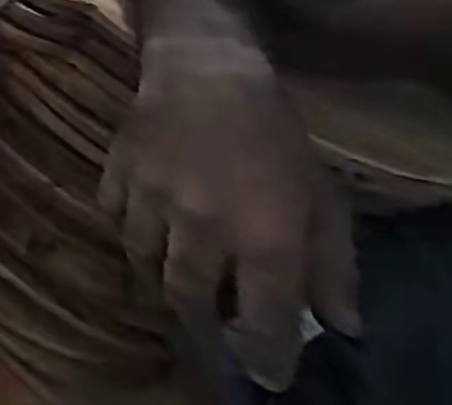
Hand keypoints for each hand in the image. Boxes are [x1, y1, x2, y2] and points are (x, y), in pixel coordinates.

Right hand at [102, 33, 358, 391]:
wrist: (204, 77)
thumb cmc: (275, 140)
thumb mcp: (327, 204)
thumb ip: (334, 269)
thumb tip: (339, 326)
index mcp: (263, 240)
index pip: (264, 323)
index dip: (266, 358)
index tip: (265, 376)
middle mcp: (201, 227)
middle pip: (189, 297)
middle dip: (201, 327)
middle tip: (210, 335)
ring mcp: (150, 197)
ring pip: (143, 260)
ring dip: (158, 282)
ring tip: (171, 286)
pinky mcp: (116, 171)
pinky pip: (112, 216)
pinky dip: (125, 234)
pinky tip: (140, 234)